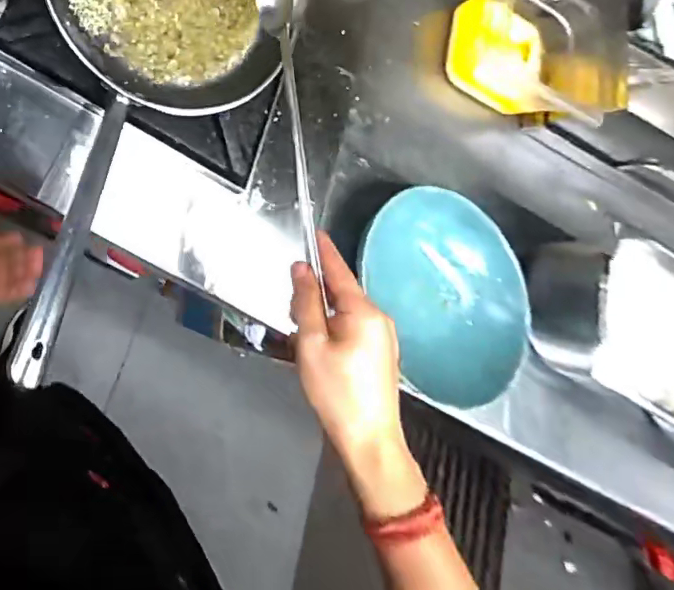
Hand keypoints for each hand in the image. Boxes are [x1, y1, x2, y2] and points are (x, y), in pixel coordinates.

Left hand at [0, 203, 44, 323]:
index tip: (26, 238)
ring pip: (9, 274)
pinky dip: (20, 289)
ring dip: (25, 271)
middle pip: (5, 257)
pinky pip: (8, 291)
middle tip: (39, 254)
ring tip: (40, 268)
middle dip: (23, 255)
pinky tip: (32, 285)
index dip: (11, 239)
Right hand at [291, 232, 428, 518]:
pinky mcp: (380, 353)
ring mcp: (382, 338)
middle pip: (340, 289)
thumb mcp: (311, 342)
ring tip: (300, 331)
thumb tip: (302, 269)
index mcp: (363, 312)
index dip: (325, 251)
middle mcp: (378, 319)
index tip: (317, 232)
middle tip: (290, 306)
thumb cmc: (337, 392)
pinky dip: (331, 324)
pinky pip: (351, 324)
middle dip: (314, 290)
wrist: (369, 442)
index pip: (339, 271)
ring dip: (320, 310)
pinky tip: (316, 342)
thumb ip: (305, 301)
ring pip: (344, 308)